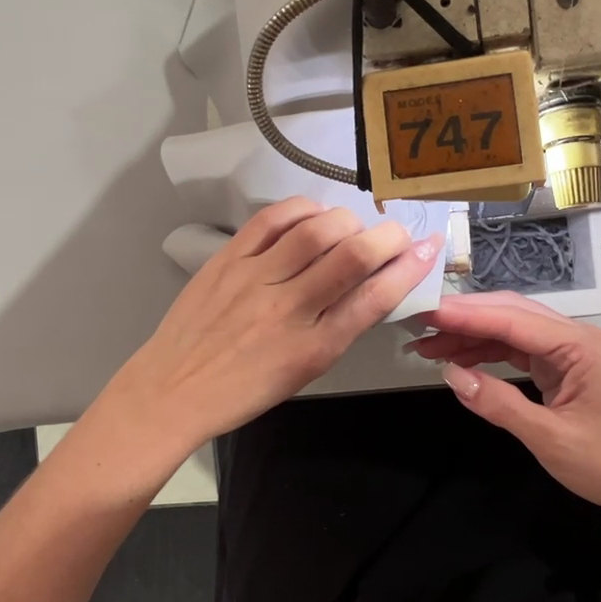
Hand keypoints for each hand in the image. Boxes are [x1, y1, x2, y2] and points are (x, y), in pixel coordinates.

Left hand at [108, 197, 439, 442]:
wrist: (173, 390)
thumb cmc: (242, 391)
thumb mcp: (303, 372)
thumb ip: (338, 329)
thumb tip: (371, 287)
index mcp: (312, 349)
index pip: (374, 299)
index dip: (409, 270)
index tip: (427, 249)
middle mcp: (288, 310)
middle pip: (352, 257)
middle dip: (387, 238)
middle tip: (396, 235)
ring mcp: (254, 280)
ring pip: (315, 231)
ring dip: (347, 221)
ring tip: (352, 227)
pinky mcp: (227, 260)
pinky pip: (271, 220)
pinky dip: (301, 210)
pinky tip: (313, 216)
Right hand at [407, 292, 600, 516]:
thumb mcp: (548, 438)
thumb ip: (499, 404)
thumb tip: (452, 376)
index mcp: (581, 346)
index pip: (513, 319)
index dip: (466, 315)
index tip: (427, 312)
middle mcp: (576, 339)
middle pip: (510, 314)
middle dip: (463, 318)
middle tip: (418, 323)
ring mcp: (569, 352)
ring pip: (511, 330)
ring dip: (470, 336)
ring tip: (427, 345)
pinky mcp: (563, 368)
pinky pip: (517, 350)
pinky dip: (486, 352)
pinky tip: (458, 360)